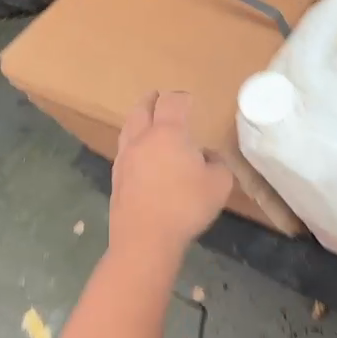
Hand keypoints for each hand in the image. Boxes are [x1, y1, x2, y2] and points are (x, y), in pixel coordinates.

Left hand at [109, 91, 233, 260]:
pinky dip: (135, 144)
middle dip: (153, 100)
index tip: (190, 100)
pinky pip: (125, 150)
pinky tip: (143, 156)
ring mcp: (125, 159)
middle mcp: (142, 139)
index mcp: (168, 133)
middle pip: (142, 108)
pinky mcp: (116, 179)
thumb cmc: (186, 206)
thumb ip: (217, 164)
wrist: (145, 240)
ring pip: (128, 128)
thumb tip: (206, 157)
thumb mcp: (220, 183)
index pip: (173, 102)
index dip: (182, 98)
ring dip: (139, 120)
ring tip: (148, 122)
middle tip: (161, 97)